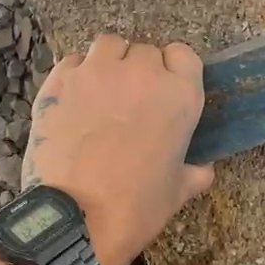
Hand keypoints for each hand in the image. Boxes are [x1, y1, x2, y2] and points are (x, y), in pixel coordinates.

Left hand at [22, 34, 214, 264]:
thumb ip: (194, 173)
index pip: (184, 55)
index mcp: (181, 95)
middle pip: (145, 50)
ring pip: (108, 45)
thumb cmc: (137, 207)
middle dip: (139, 69)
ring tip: (101, 89)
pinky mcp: (61, 81)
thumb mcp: (177, 190)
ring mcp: (99, 73)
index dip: (174, 69)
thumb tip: (204, 170)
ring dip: (108, 62)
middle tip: (130, 99)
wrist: (77, 219)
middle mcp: (143, 74)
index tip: (165, 88)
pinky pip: (73, 62)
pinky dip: (76, 74)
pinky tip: (73, 100)